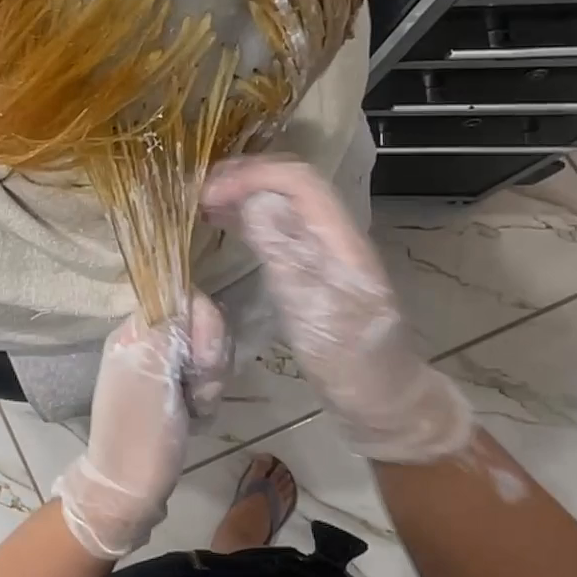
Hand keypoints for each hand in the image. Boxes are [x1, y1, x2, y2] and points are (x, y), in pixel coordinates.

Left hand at [54, 295, 226, 557]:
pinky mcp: (174, 391)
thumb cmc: (138, 433)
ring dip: (211, 384)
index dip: (206, 324)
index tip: (202, 361)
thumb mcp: (150, 372)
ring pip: (211, 354)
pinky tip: (194, 420)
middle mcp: (147, 343)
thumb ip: (168, 328)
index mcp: (134, 332)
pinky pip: (208, 380)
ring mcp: (161, 368)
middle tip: (196, 392)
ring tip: (193, 410)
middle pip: (204, 325)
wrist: (129, 489)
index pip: (186, 297)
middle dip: (213, 360)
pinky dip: (207, 400)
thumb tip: (186, 296)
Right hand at [201, 155, 472, 463]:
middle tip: (194, 193)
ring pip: (282, 200)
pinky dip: (246, 215)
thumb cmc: (351, 363)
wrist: (382, 399)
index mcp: (341, 240)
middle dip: (242, 177)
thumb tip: (255, 200)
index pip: (298, 181)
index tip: (206, 195)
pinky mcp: (310, 266)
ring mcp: (323, 249)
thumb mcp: (316, 313)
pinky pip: (277, 225)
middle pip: (290, 181)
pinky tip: (219, 223)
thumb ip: (287, 256)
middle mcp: (334, 235)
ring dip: (241, 192)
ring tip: (199, 202)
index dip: (250, 176)